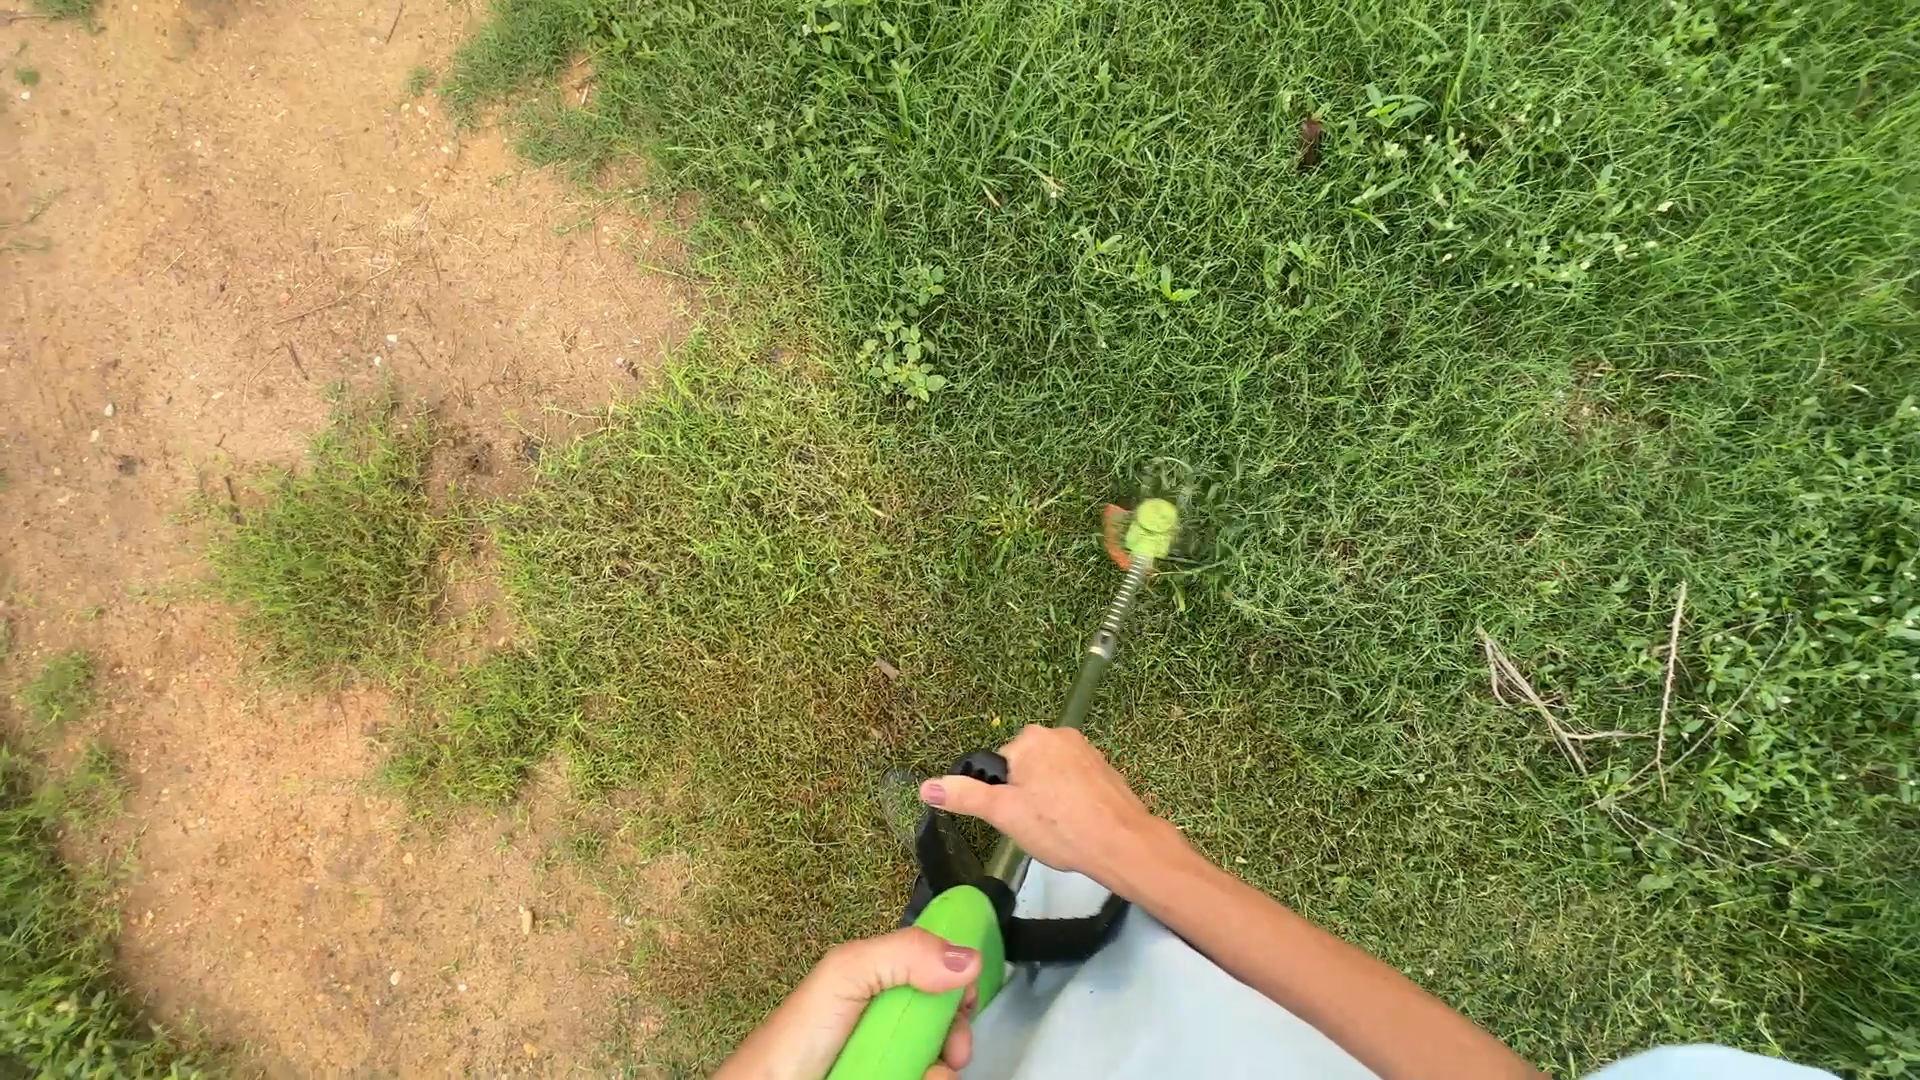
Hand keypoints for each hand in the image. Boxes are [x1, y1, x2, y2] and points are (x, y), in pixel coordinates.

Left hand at [713, 927, 980, 1079]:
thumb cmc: (799, 1034)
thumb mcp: (848, 971)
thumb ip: (904, 953)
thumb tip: (969, 959)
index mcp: (887, 983)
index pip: (942, 977)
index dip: (959, 989)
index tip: (964, 1003)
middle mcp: (894, 1023)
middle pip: (950, 1027)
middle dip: (956, 1038)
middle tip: (951, 1050)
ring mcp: (894, 1063)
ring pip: (942, 1067)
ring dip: (941, 1072)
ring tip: (922, 1075)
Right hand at [920, 725, 1172, 889]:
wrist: (1121, 843)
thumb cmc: (1058, 827)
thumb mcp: (1003, 814)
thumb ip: (964, 796)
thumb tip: (925, 786)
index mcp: (1030, 738)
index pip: (1000, 766)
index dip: (1004, 796)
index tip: (1017, 818)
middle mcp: (1057, 733)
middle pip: (1024, 766)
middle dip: (1026, 794)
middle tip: (1037, 824)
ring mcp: (1084, 748)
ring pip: (1049, 774)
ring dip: (1048, 796)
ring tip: (1059, 826)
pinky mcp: (1103, 766)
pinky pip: (1073, 779)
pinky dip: (1070, 797)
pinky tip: (1077, 821)